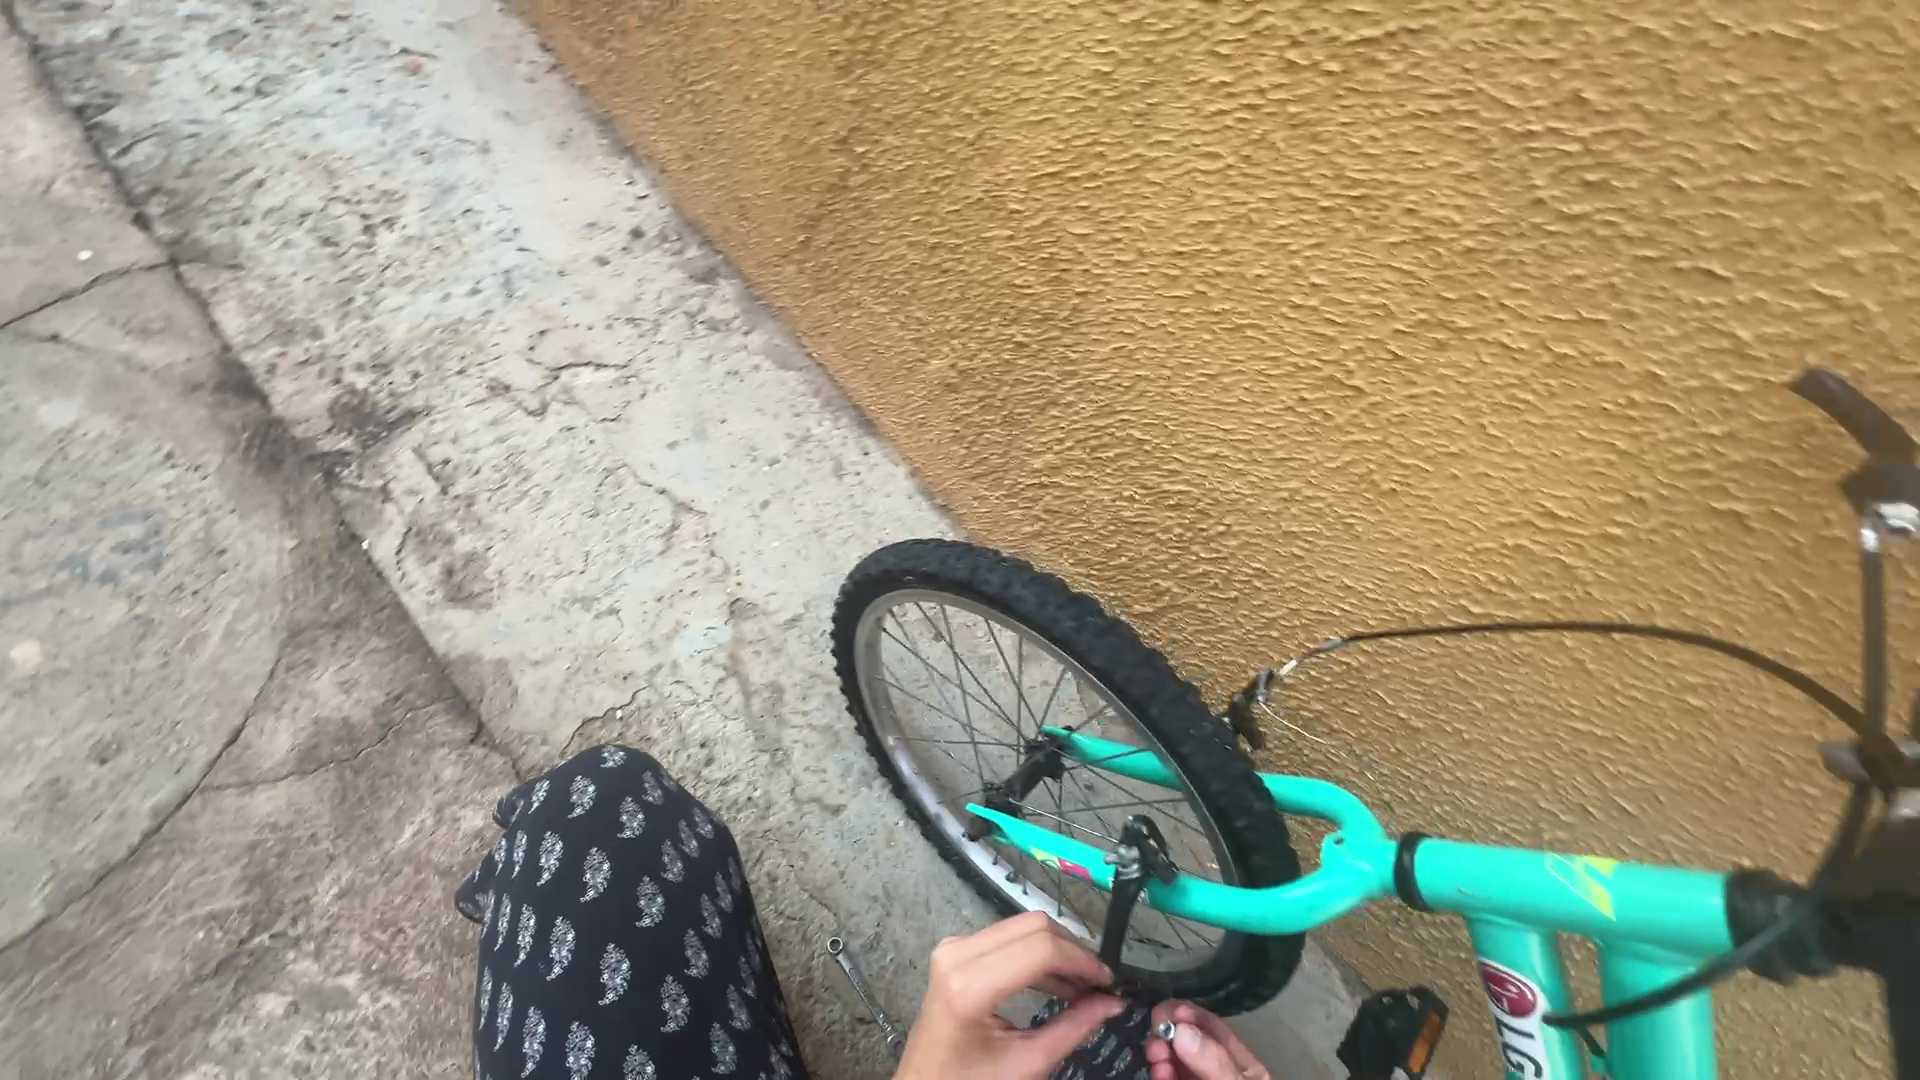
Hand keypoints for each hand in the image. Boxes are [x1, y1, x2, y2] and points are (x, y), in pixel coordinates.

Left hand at [893, 912, 1124, 1079]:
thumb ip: (1072, 1029)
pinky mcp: (956, 948)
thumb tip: (1113, 1002)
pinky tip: (1058, 980)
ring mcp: (954, 946)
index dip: (1081, 960)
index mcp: (970, 985)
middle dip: (1073, 950)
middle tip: (1100, 982)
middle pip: (1033, 926)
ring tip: (1085, 984)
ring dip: (1058, 949)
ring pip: (1022, 925)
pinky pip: (1007, 936)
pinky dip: (1037, 953)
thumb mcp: (1025, 1065)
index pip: (1041, 949)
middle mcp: (959, 952)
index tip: (1109, 981)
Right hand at [1146, 1000, 1270, 1079]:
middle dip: (1169, 1031)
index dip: (1190, 1014)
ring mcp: (1200, 1078)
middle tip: (1154, 1031)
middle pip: (1190, 1041)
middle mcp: (1219, 1068)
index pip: (1214, 1027)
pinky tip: (1158, 1071)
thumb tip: (1181, 1028)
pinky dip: (1160, 1072)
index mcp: (1244, 1063)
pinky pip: (1170, 1077)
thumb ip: (1214, 1061)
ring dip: (1161, 1051)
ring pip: (1176, 1059)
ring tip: (1154, 1054)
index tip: (1166, 1009)